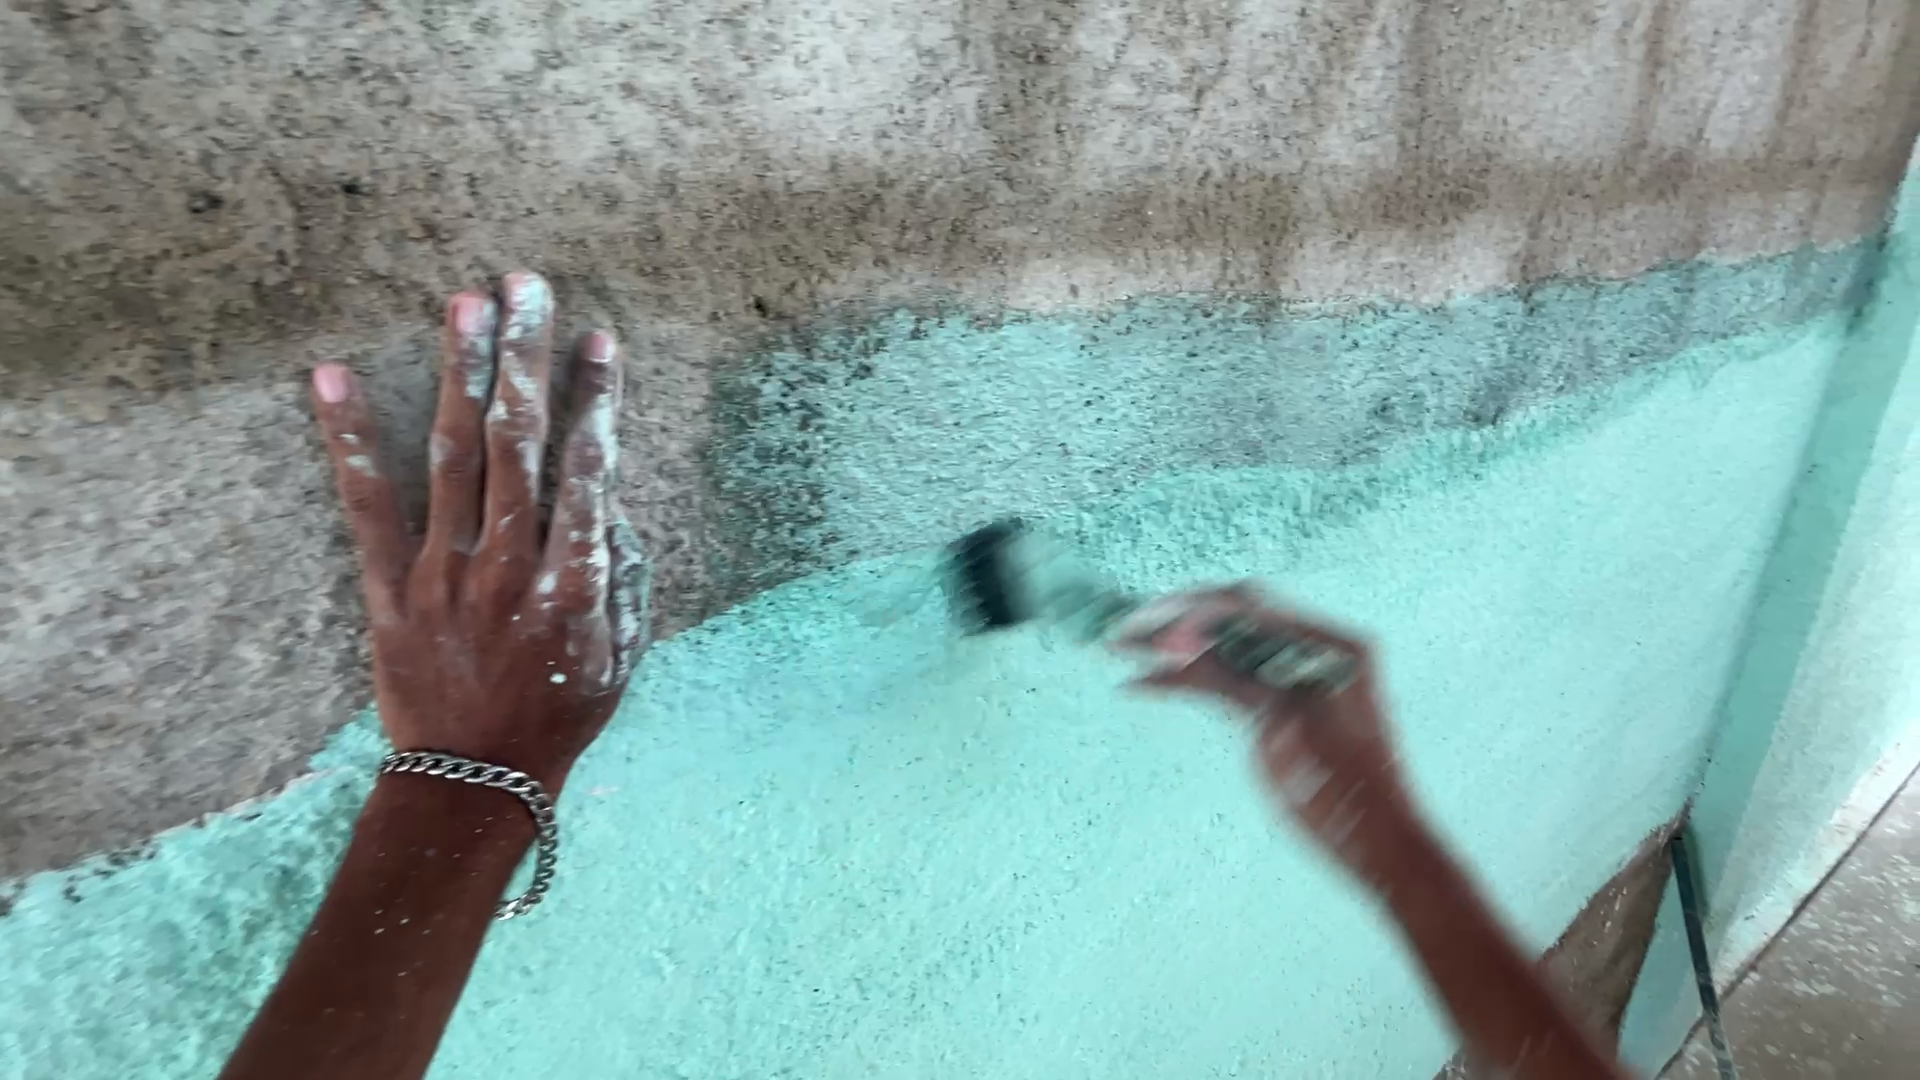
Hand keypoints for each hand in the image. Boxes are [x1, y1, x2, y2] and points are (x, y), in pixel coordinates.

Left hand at [310, 270, 648, 792]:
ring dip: (460, 374)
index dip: (599, 401)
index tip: (603, 344)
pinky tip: (335, 378)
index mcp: (577, 581)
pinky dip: (349, 441)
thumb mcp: (627, 652)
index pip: (591, 472)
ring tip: (465, 304)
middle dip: (526, 358)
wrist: (478, 774)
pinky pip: (366, 506)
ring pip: (454, 455)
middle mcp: (511, 563)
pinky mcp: (389, 587)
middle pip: (519, 442)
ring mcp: (444, 571)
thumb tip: (615, 510)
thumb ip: (629, 577)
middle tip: (528, 289)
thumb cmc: (566, 711)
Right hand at [1114, 585, 1412, 887]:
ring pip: (1220, 650)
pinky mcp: (1277, 703)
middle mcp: (1312, 650)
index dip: (1189, 608)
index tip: (1145, 617)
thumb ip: (1230, 678)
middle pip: (1229, 621)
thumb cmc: (1345, 793)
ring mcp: (1294, 677)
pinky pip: (1225, 681)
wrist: (1380, 846)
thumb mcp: (1282, 728)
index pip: (1246, 605)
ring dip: (1172, 651)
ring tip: (1123, 651)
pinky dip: (1188, 681)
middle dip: (1173, 624)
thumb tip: (1177, 641)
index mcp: (1328, 645)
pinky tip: (1149, 683)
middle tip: (1125, 631)